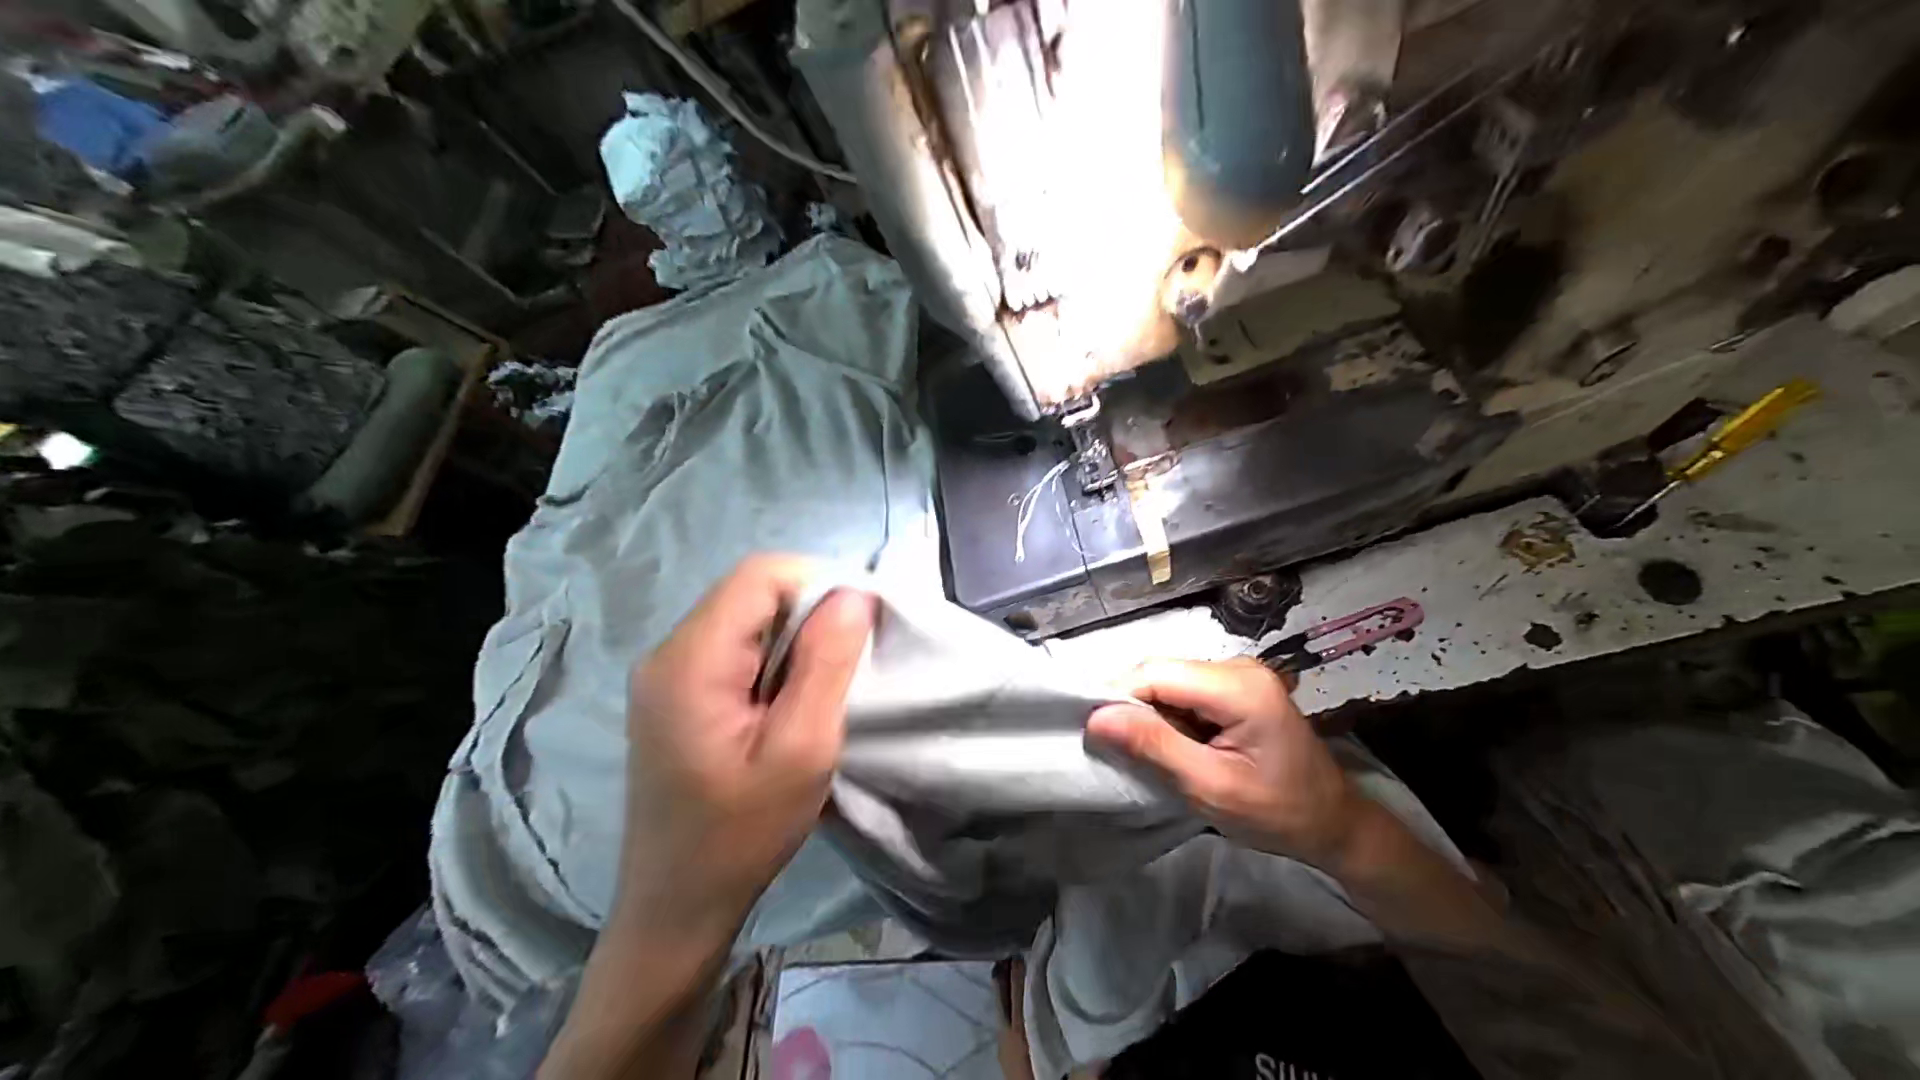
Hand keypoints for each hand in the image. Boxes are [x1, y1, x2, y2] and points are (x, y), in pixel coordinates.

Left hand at [621, 555, 873, 926]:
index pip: (759, 576)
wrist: (677, 905)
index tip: (860, 623)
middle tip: (849, 659)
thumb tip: (853, 594)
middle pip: (750, 592)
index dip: (818, 582)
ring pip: (745, 617)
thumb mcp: (801, 750)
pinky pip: (734, 647)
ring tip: (824, 683)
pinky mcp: (676, 693)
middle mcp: (668, 652)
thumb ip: (826, 664)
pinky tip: (791, 699)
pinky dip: (774, 657)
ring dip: (795, 636)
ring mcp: (666, 673)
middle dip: (809, 611)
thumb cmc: (741, 835)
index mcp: (690, 660)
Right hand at [1086, 657, 1366, 870]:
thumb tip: (1096, 717)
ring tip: (1149, 751)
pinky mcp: (1235, 685)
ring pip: (1168, 680)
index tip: (1095, 732)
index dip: (1118, 696)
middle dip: (1134, 706)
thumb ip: (1154, 747)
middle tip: (1121, 748)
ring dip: (1150, 712)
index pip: (1157, 674)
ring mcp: (1238, 673)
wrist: (1332, 823)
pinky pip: (1183, 689)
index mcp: (1240, 687)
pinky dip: (1169, 714)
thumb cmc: (1277, 813)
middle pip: (1161, 672)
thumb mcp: (1211, 787)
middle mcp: (1239, 666)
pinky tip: (1175, 743)